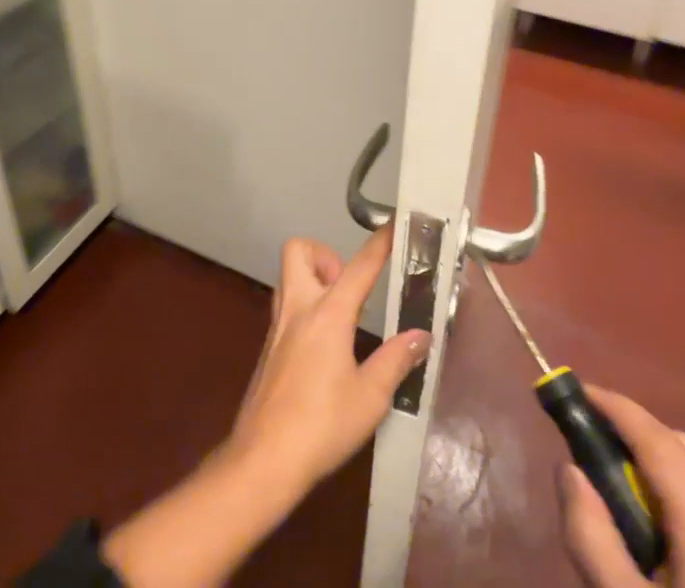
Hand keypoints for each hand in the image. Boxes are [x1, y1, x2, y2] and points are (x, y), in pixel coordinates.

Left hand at [225, 225, 429, 492]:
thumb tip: (420, 336)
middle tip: (351, 286)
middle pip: (299, 251)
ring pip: (288, 279)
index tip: (396, 226)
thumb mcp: (371, 396)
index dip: (380, 244)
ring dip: (314, 280)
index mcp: (327, 315)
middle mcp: (297, 311)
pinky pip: (286, 309)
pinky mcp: (268, 350)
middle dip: (326, 255)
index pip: (359, 267)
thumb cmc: (322, 425)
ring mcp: (277, 329)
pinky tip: (327, 346)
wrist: (263, 459)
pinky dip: (307, 309)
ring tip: (345, 314)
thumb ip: (396, 360)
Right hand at [557, 386, 684, 587]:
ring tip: (625, 500)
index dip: (615, 408)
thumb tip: (569, 470)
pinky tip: (667, 534)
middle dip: (634, 437)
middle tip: (589, 451)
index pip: (658, 441)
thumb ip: (590, 535)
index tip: (578, 392)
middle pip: (684, 448)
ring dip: (662, 467)